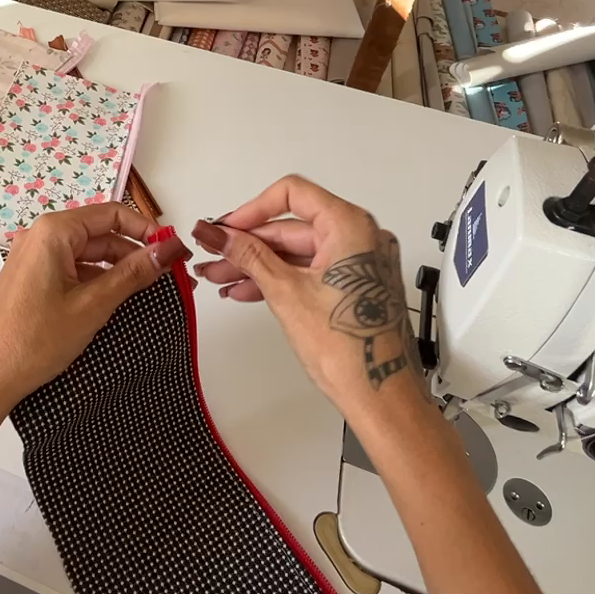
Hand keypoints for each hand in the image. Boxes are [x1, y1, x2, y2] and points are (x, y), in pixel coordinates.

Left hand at [0, 204, 187, 413]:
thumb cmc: (37, 339)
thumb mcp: (93, 305)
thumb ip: (133, 273)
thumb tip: (170, 248)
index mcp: (54, 231)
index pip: (112, 214)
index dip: (147, 230)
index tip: (173, 251)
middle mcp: (42, 236)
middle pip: (101, 233)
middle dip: (135, 252)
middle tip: (169, 277)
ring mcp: (35, 257)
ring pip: (88, 253)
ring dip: (119, 269)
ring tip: (150, 291)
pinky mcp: (33, 278)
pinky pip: (73, 269)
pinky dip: (97, 280)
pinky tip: (118, 301)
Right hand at [192, 176, 420, 411]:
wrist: (381, 399)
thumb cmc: (351, 349)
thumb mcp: (285, 291)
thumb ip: (247, 255)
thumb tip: (217, 233)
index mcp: (351, 226)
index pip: (292, 194)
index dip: (251, 209)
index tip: (226, 228)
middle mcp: (360, 237)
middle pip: (290, 226)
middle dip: (246, 244)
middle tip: (214, 253)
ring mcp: (359, 263)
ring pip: (294, 252)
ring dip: (255, 264)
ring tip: (220, 277)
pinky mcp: (354, 286)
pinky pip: (307, 270)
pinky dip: (277, 278)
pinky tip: (244, 290)